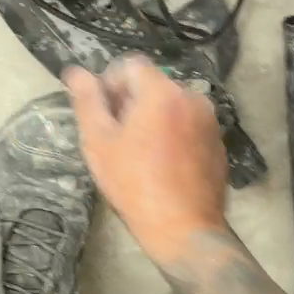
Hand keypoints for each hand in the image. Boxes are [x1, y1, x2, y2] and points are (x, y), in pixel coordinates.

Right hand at [64, 55, 229, 265]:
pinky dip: (172, 132)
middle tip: (116, 136)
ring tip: (138, 152)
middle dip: (130, 101)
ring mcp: (209, 120)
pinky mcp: (218, 142)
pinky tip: (161, 163)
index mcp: (162, 91)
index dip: (110, 83)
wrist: (183, 229)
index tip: (103, 113)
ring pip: (170, 104)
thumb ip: (87, 100)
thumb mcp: (99, 141)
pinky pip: (187, 124)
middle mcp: (191, 96)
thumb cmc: (134, 183)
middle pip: (152, 84)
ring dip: (151, 117)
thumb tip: (75, 72)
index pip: (131, 65)